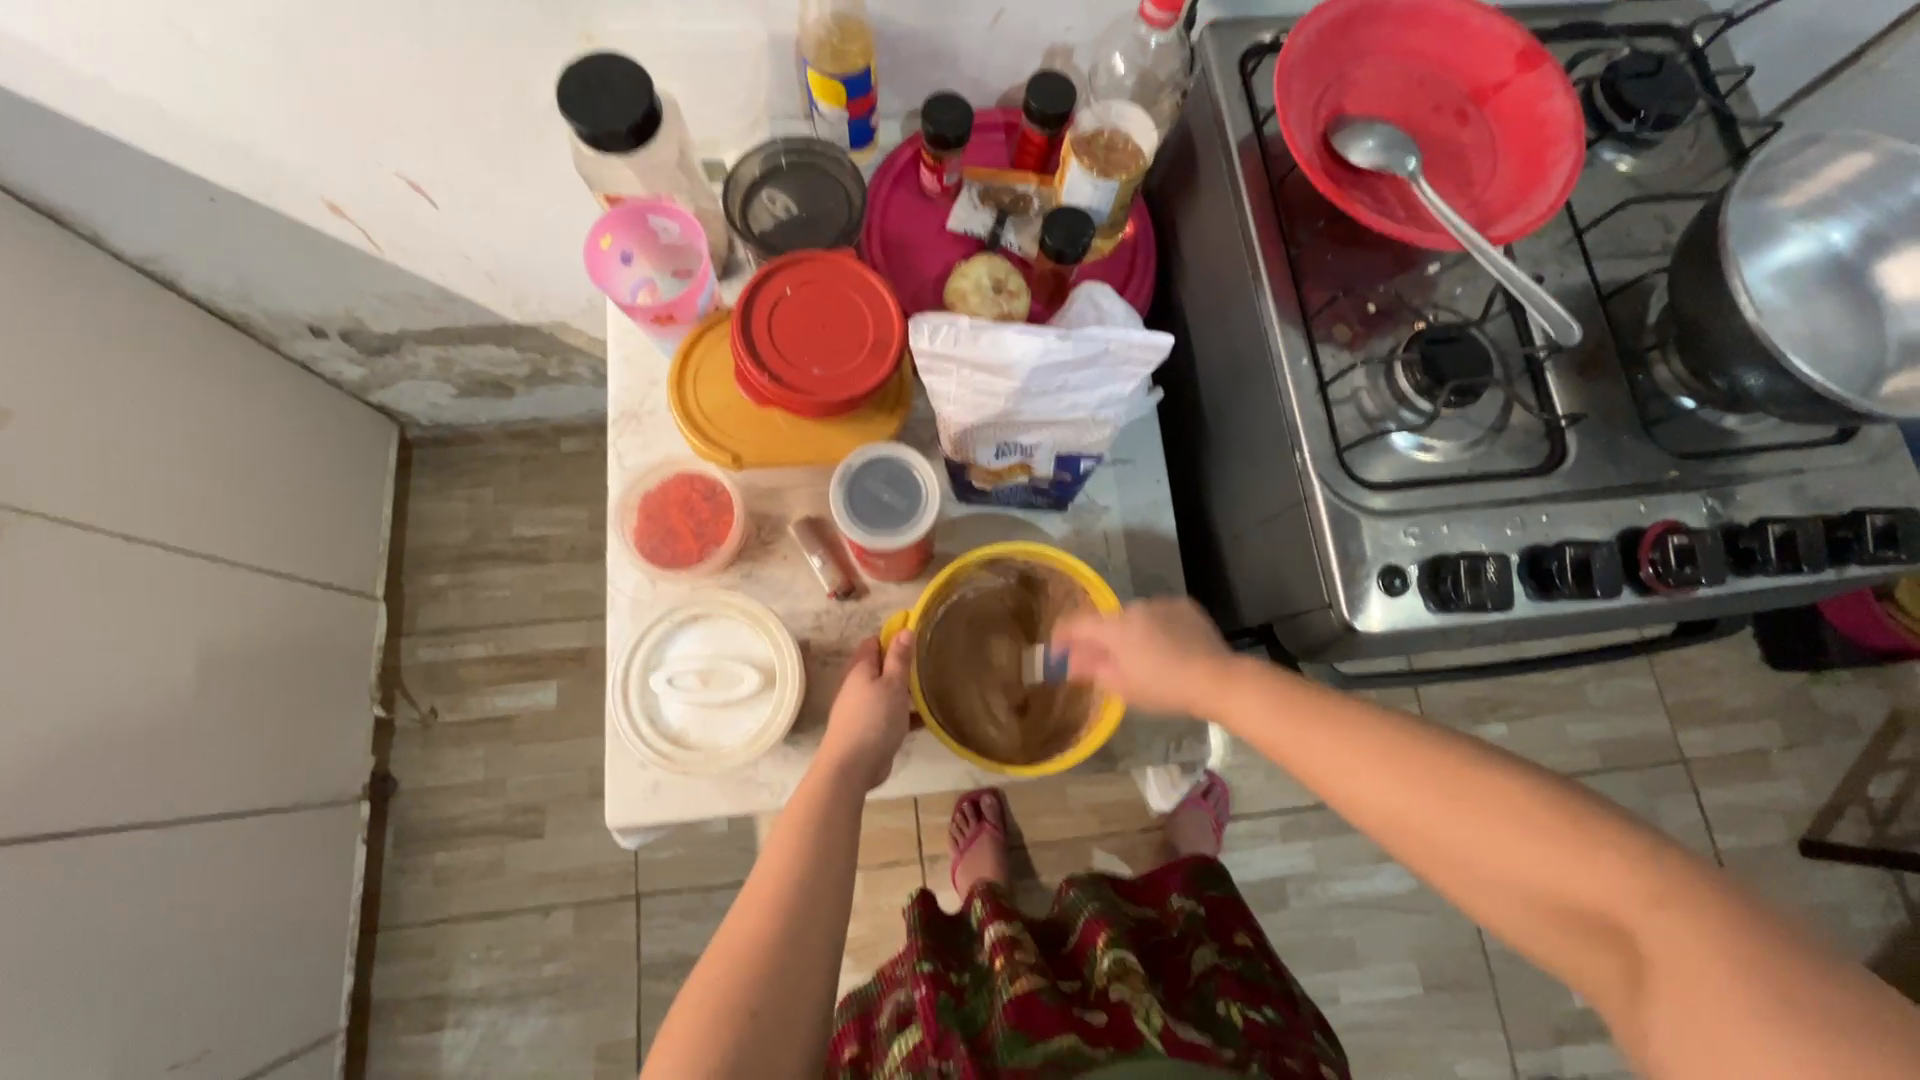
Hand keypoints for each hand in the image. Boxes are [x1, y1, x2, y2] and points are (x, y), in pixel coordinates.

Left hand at [817, 630, 914, 790]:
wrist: (852, 766)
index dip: (894, 638)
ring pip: (887, 691)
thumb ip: (899, 658)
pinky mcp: (870, 728)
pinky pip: (891, 714)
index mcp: (860, 668)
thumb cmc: (874, 719)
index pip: (874, 642)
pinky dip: (906, 714)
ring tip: (933, 688)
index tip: (918, 639)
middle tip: (929, 664)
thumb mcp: (892, 684)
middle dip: (903, 665)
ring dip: (906, 691)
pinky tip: (927, 718)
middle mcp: (858, 685)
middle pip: (881, 667)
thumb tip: (904, 629)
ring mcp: (862, 708)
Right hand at [1051, 598, 1233, 715]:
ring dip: (1132, 634)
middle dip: (1103, 640)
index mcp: (1114, 627)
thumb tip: (1070, 662)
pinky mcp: (1184, 606)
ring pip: (1136, 618)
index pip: (1077, 624)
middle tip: (1106, 663)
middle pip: (1108, 622)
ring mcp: (1161, 604)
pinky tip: (1168, 648)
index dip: (1062, 636)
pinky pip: (1160, 616)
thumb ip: (1091, 669)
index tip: (1056, 651)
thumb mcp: (1122, 686)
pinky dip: (1157, 629)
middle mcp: (1134, 607)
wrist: (1217, 679)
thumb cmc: (1164, 688)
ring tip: (1145, 659)